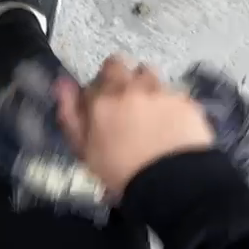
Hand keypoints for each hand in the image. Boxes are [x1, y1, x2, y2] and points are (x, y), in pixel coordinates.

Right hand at [54, 57, 214, 193]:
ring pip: (148, 72)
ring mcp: (159, 92)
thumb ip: (70, 114)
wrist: (175, 186)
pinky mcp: (186, 101)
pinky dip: (172, 104)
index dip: (97, 92)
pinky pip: (175, 93)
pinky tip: (174, 124)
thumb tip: (62, 84)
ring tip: (151, 109)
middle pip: (118, 63)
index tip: (102, 108)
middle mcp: (128, 88)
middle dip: (120, 76)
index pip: (92, 80)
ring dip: (146, 85)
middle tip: (125, 101)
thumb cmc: (123, 173)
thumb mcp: (85, 150)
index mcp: (101, 100)